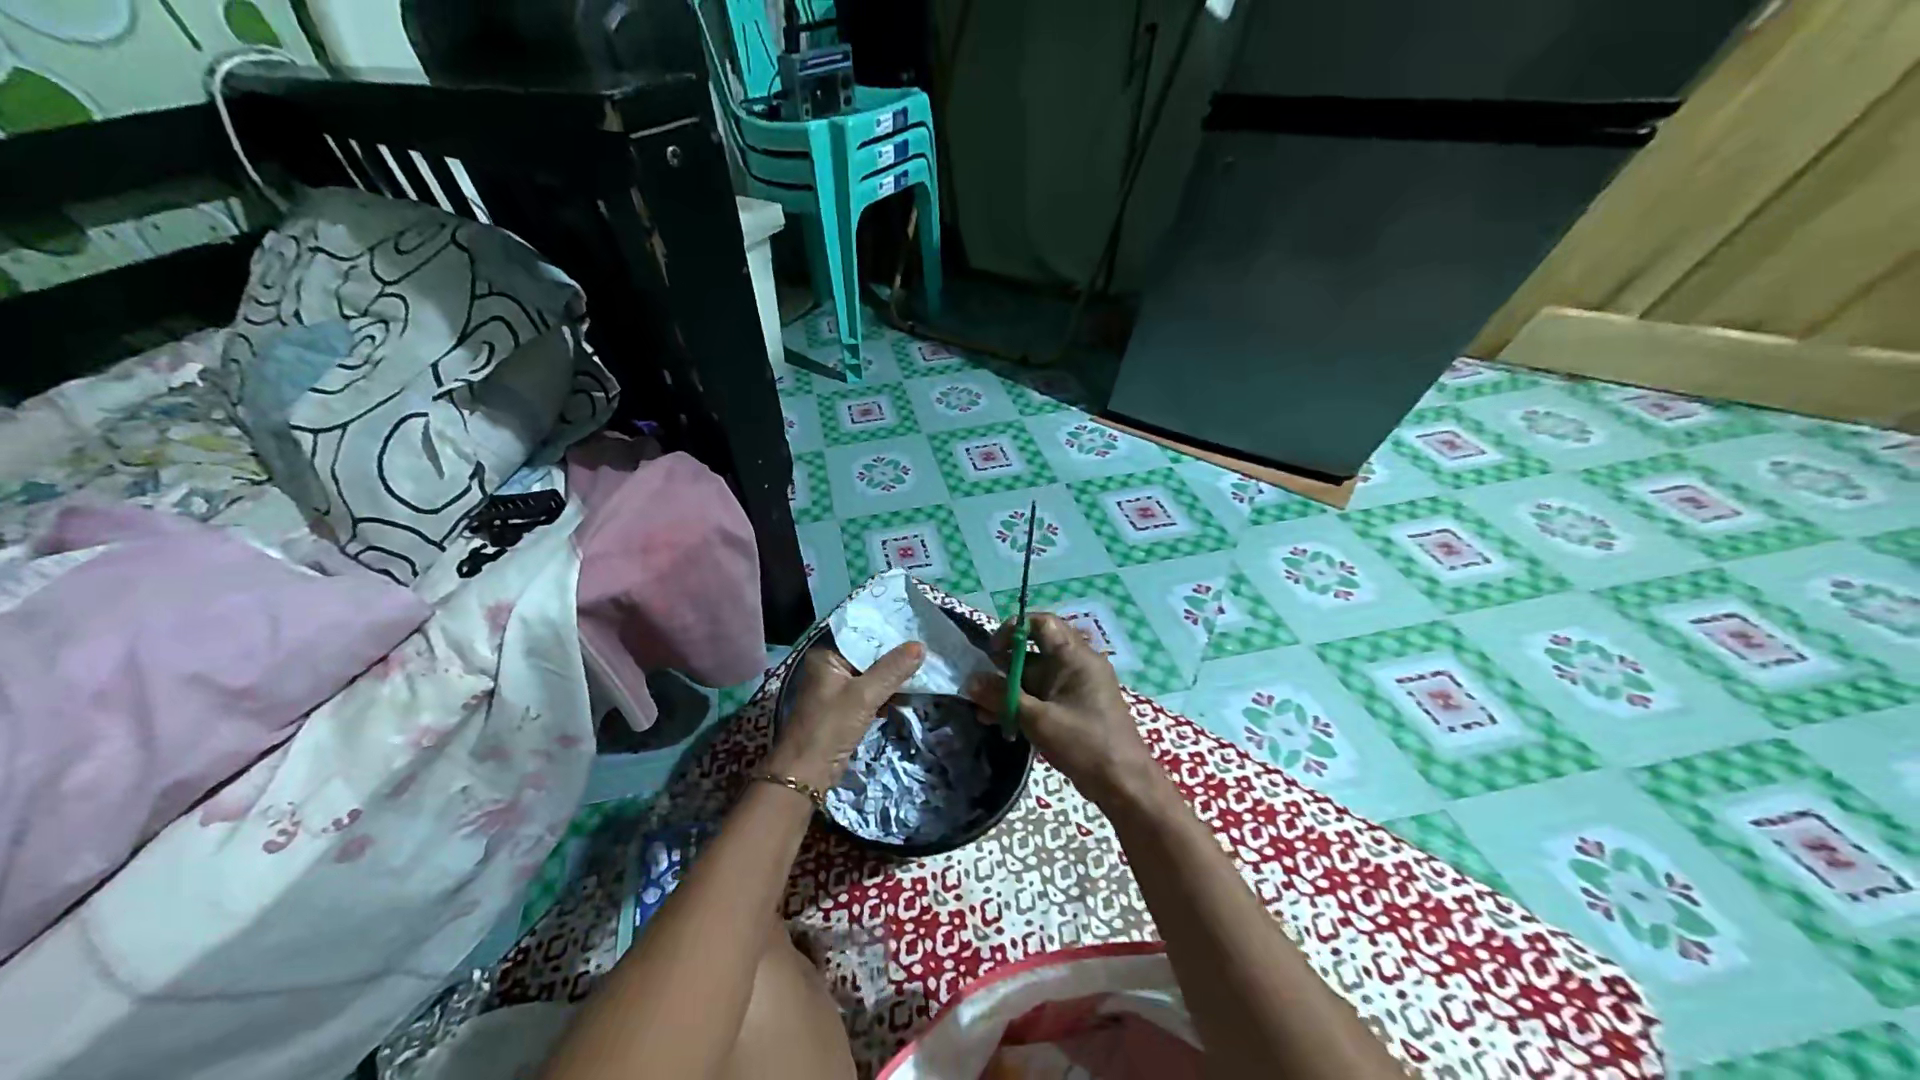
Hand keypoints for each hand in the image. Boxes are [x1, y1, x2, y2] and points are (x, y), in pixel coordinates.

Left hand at [765, 642, 923, 792]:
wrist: (807, 773)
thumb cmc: (830, 727)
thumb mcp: (864, 695)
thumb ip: (892, 669)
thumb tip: (921, 645)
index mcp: (825, 656)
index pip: (861, 636)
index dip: (887, 633)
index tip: (915, 629)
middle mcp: (829, 668)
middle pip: (868, 656)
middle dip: (894, 657)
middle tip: (925, 648)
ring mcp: (836, 690)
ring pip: (871, 676)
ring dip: (893, 677)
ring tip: (923, 667)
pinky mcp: (845, 709)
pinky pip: (871, 693)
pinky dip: (887, 693)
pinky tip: (909, 690)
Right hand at [964, 612, 1160, 807]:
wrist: (1124, 784)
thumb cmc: (1085, 744)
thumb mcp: (1038, 720)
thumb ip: (1003, 698)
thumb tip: (970, 681)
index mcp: (1075, 657)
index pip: (1042, 623)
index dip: (1013, 630)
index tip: (991, 652)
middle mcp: (1077, 665)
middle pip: (1034, 652)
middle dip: (1004, 667)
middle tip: (979, 685)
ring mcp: (1076, 687)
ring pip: (1035, 677)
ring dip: (1009, 690)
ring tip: (981, 711)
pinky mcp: (1074, 708)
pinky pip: (1043, 696)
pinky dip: (1022, 705)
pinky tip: (999, 722)